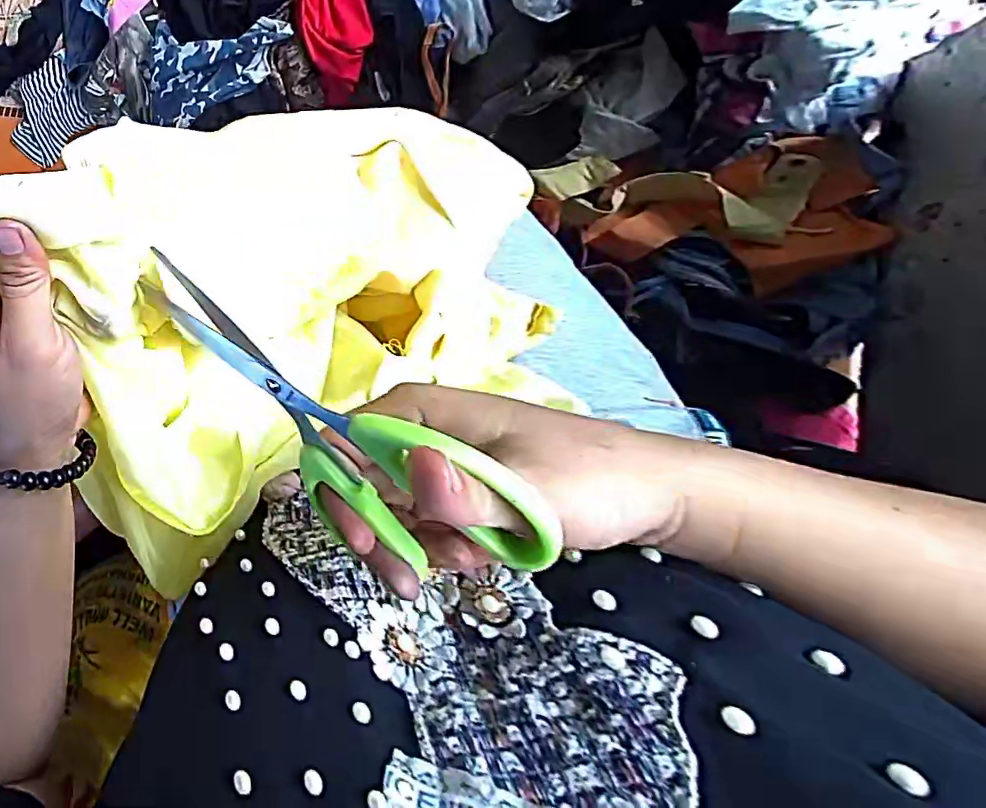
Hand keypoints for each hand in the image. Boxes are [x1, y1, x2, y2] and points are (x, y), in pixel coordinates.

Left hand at [0, 204, 87, 471]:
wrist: (43, 447)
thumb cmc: (30, 401)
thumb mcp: (29, 342)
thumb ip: (22, 283)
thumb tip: (8, 222)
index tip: (29, 189)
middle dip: (23, 216)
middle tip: (66, 200)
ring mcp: (10, 304)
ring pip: (21, 254)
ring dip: (46, 239)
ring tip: (81, 218)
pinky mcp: (35, 313)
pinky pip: (42, 275)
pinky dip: (60, 262)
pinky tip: (86, 251)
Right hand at [317, 383, 702, 598]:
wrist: (646, 495)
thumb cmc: (591, 476)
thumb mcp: (534, 491)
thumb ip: (471, 492)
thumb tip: (413, 469)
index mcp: (419, 411)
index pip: (345, 441)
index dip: (339, 488)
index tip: (366, 539)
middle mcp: (416, 434)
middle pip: (356, 481)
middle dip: (375, 532)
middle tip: (405, 575)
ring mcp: (431, 466)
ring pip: (384, 511)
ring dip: (411, 549)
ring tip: (465, 563)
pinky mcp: (450, 494)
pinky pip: (418, 528)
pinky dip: (438, 552)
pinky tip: (478, 557)